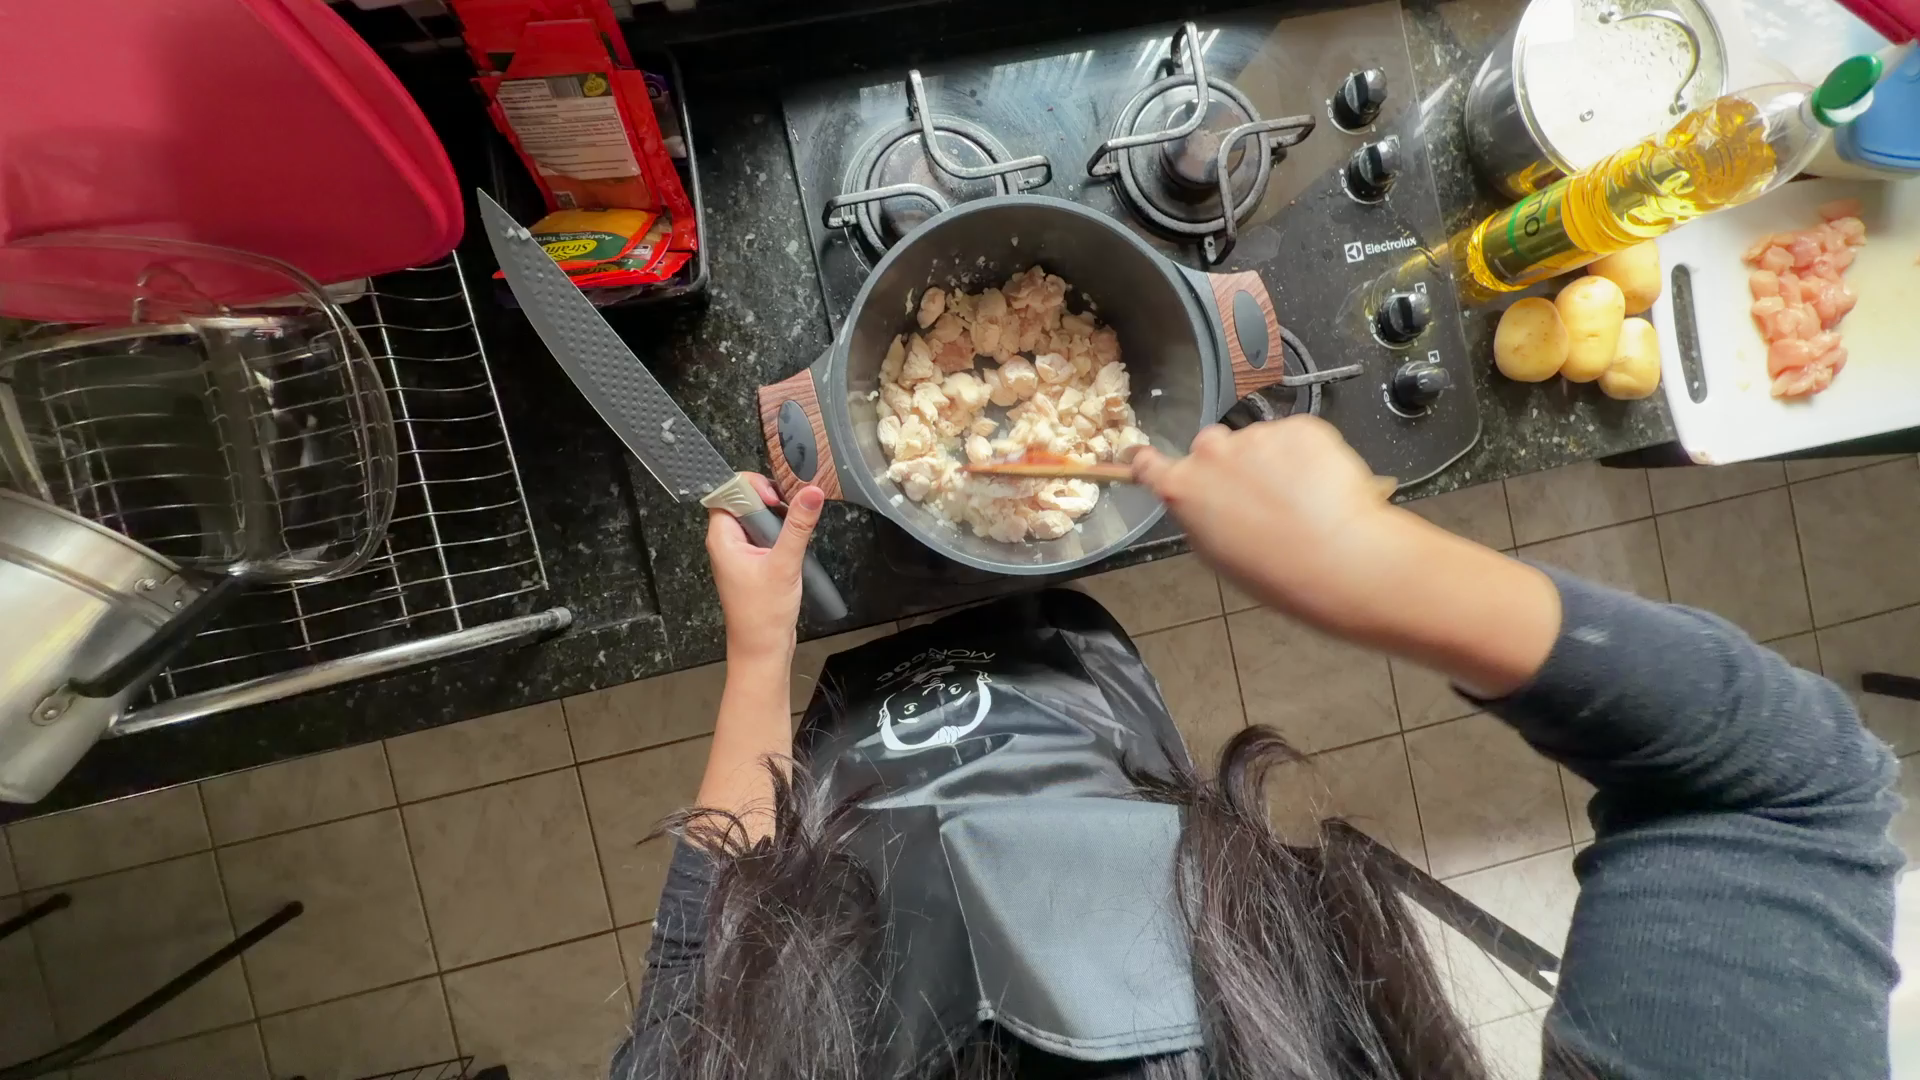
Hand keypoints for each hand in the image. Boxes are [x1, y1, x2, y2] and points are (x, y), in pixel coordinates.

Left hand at [705, 474, 824, 662]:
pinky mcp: (755, 562)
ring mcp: (741, 552)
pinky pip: (765, 535)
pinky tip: (795, 541)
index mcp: (722, 537)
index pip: (728, 492)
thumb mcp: (784, 564)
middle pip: (743, 501)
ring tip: (797, 525)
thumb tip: (812, 492)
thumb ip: (798, 526)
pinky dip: (780, 532)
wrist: (763, 649)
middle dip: (769, 498)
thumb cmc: (763, 613)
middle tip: (792, 509)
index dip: (752, 487)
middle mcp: (728, 541)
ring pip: (757, 518)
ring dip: (777, 516)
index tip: (776, 498)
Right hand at [1131, 417, 1402, 635]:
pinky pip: (1293, 434)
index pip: (1148, 463)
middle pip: (1209, 447)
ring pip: (1256, 441)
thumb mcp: (1214, 553)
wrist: (1339, 559)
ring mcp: (1255, 436)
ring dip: (1269, 459)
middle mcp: (1211, 454)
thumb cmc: (1273, 572)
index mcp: (1182, 489)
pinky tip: (1319, 485)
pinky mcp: (1299, 426)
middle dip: (1226, 463)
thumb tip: (1202, 502)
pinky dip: (1305, 453)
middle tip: (1255, 494)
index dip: (1150, 461)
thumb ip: (1197, 515)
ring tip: (1297, 497)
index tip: (1150, 460)